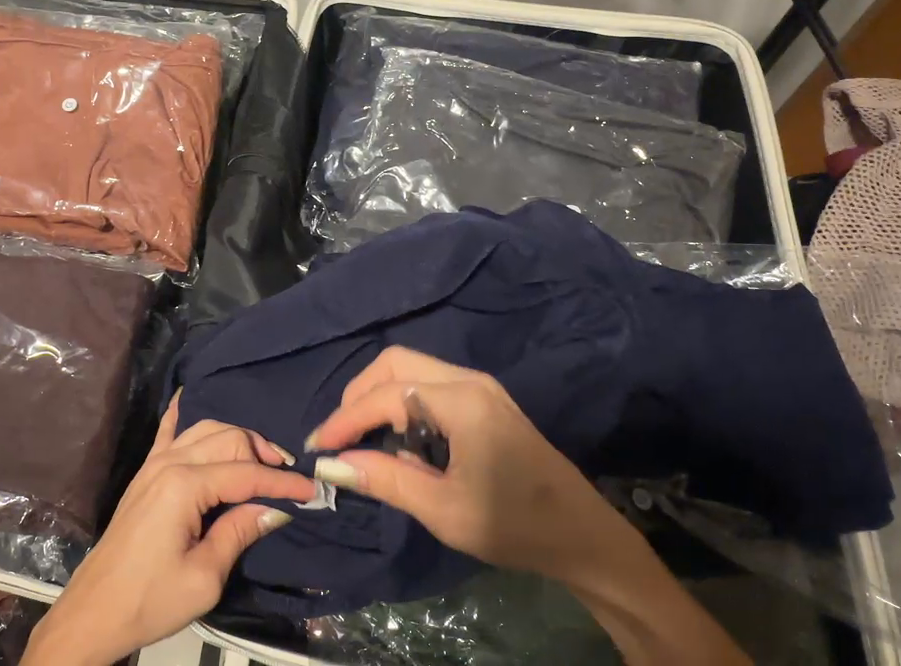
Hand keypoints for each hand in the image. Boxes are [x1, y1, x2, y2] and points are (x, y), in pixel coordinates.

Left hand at [22, 395, 315, 665]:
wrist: (95, 612)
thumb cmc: (151, 600)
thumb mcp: (205, 577)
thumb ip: (240, 532)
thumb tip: (276, 508)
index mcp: (184, 486)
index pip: (246, 474)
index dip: (282, 483)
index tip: (312, 490)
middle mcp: (169, 463)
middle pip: (229, 440)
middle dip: (263, 454)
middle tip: (288, 479)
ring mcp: (154, 464)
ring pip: (206, 430)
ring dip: (237, 439)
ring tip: (263, 460)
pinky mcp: (145, 473)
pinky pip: (167, 431)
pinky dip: (180, 412)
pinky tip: (187, 395)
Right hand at [302, 348, 749, 665]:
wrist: (583, 536)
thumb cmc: (513, 526)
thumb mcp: (442, 509)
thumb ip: (385, 479)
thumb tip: (331, 464)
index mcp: (460, 401)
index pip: (384, 396)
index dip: (345, 420)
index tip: (317, 448)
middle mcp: (469, 380)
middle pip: (395, 363)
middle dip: (359, 394)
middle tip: (339, 436)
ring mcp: (481, 387)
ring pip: (412, 370)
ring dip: (380, 396)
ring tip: (362, 439)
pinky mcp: (487, 401)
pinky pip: (430, 385)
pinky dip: (403, 403)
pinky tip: (400, 440)